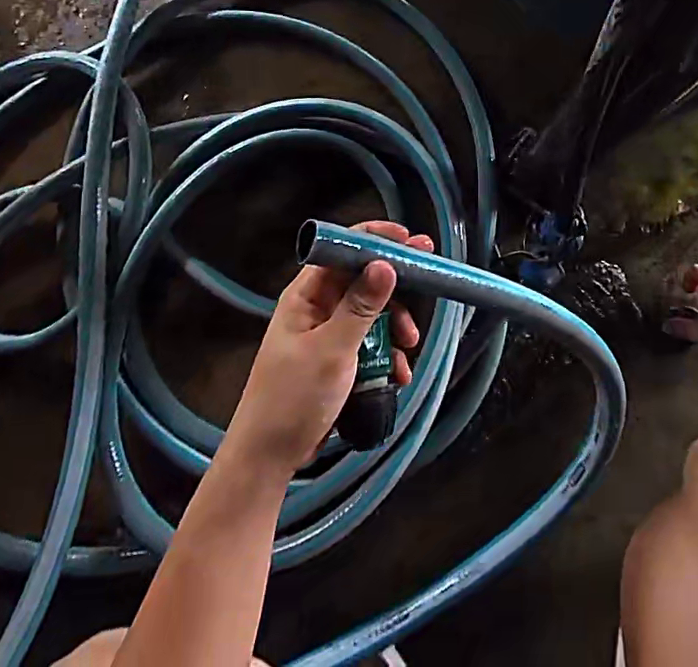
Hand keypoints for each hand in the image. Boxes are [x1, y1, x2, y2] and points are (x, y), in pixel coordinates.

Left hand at [225, 220, 425, 474]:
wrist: (269, 458)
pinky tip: (399, 373)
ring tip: (410, 346)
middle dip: (396, 288)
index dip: (377, 239)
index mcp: (307, 295)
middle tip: (429, 282)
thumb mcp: (332, 350)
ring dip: (396, 327)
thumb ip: (361, 307)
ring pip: (373, 314)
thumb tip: (386, 264)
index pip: (343, 251)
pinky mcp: (338, 359)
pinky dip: (388, 354)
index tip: (411, 241)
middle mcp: (318, 307)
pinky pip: (371, 344)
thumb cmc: (292, 400)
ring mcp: (328, 334)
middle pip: (364, 280)